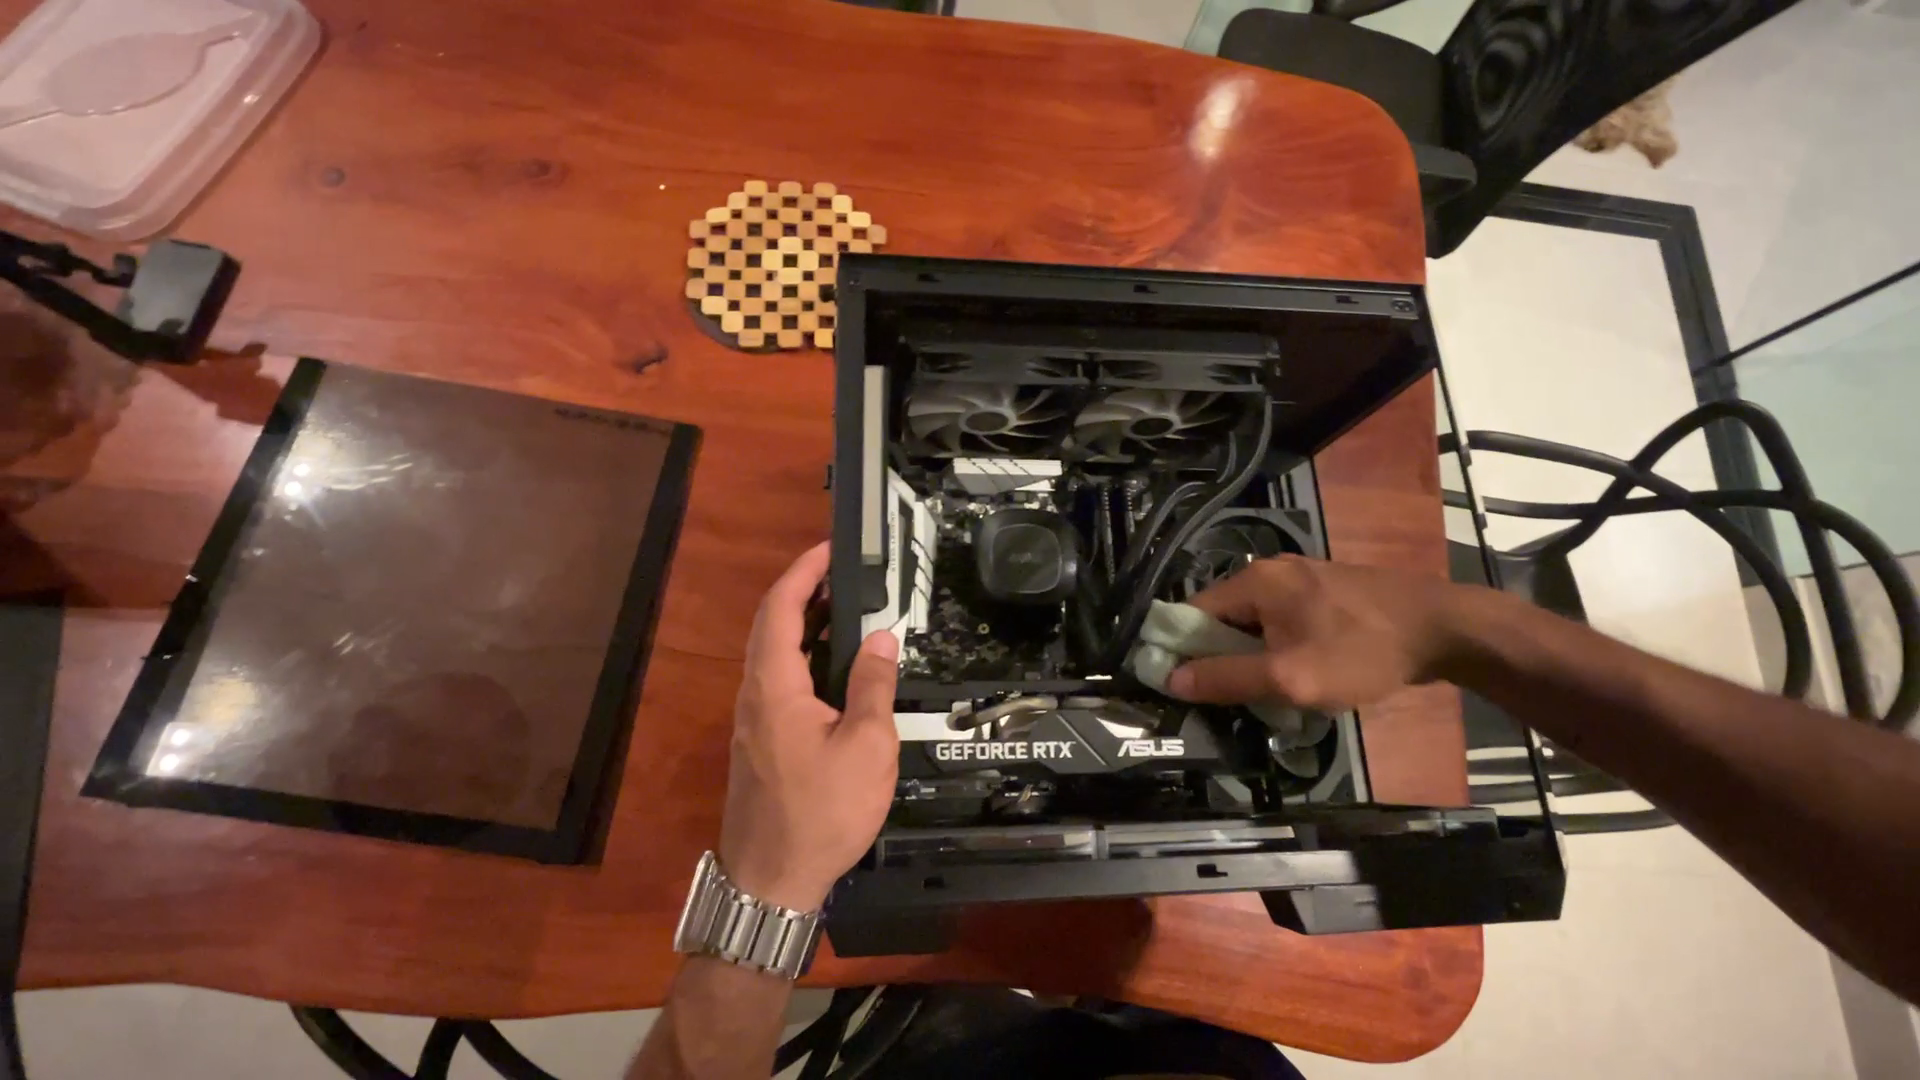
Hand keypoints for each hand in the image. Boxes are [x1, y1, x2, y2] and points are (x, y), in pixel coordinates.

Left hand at [719, 542, 899, 911]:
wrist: (771, 881)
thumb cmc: (821, 812)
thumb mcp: (865, 746)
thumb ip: (872, 686)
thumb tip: (879, 638)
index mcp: (774, 685)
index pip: (780, 608)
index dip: (803, 572)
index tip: (831, 549)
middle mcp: (755, 694)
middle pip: (772, 625)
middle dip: (806, 592)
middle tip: (848, 575)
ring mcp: (754, 720)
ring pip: (775, 655)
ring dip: (806, 626)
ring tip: (849, 612)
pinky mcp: (761, 741)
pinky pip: (781, 681)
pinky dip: (806, 659)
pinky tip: (837, 671)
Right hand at [1164, 555, 1462, 709]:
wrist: (1446, 629)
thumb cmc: (1362, 652)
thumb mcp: (1289, 676)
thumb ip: (1227, 678)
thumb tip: (1171, 680)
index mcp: (1253, 581)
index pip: (1192, 613)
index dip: (1180, 650)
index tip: (1184, 687)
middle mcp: (1270, 570)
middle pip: (1223, 617)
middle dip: (1221, 657)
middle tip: (1234, 697)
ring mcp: (1303, 576)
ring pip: (1256, 621)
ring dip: (1254, 655)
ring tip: (1270, 691)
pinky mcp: (1328, 589)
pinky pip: (1284, 619)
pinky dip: (1280, 645)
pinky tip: (1301, 671)